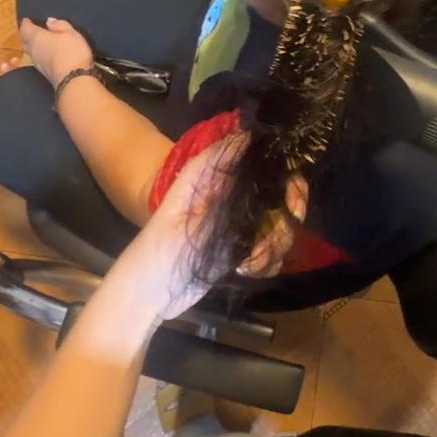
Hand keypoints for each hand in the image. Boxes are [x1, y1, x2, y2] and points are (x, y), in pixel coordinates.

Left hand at [12, 17, 94, 83]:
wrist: (74, 80)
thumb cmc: (72, 52)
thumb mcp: (70, 33)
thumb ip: (59, 25)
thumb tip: (49, 21)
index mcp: (37, 37)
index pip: (25, 29)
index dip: (26, 24)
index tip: (27, 20)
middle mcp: (33, 51)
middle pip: (25, 42)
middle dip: (26, 36)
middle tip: (30, 32)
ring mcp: (38, 65)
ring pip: (30, 53)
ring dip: (32, 48)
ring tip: (37, 44)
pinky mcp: (45, 75)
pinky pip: (37, 62)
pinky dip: (38, 57)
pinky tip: (43, 57)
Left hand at [98, 137, 308, 324]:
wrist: (144, 295)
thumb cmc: (157, 250)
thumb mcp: (181, 210)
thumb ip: (214, 179)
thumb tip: (247, 141)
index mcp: (215, 178)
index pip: (263, 163)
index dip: (287, 178)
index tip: (292, 202)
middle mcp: (231, 196)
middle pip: (280, 195)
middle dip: (286, 218)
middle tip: (274, 241)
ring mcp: (237, 224)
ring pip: (278, 226)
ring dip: (273, 247)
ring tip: (250, 263)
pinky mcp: (239, 250)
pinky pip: (269, 250)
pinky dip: (266, 263)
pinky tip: (245, 271)